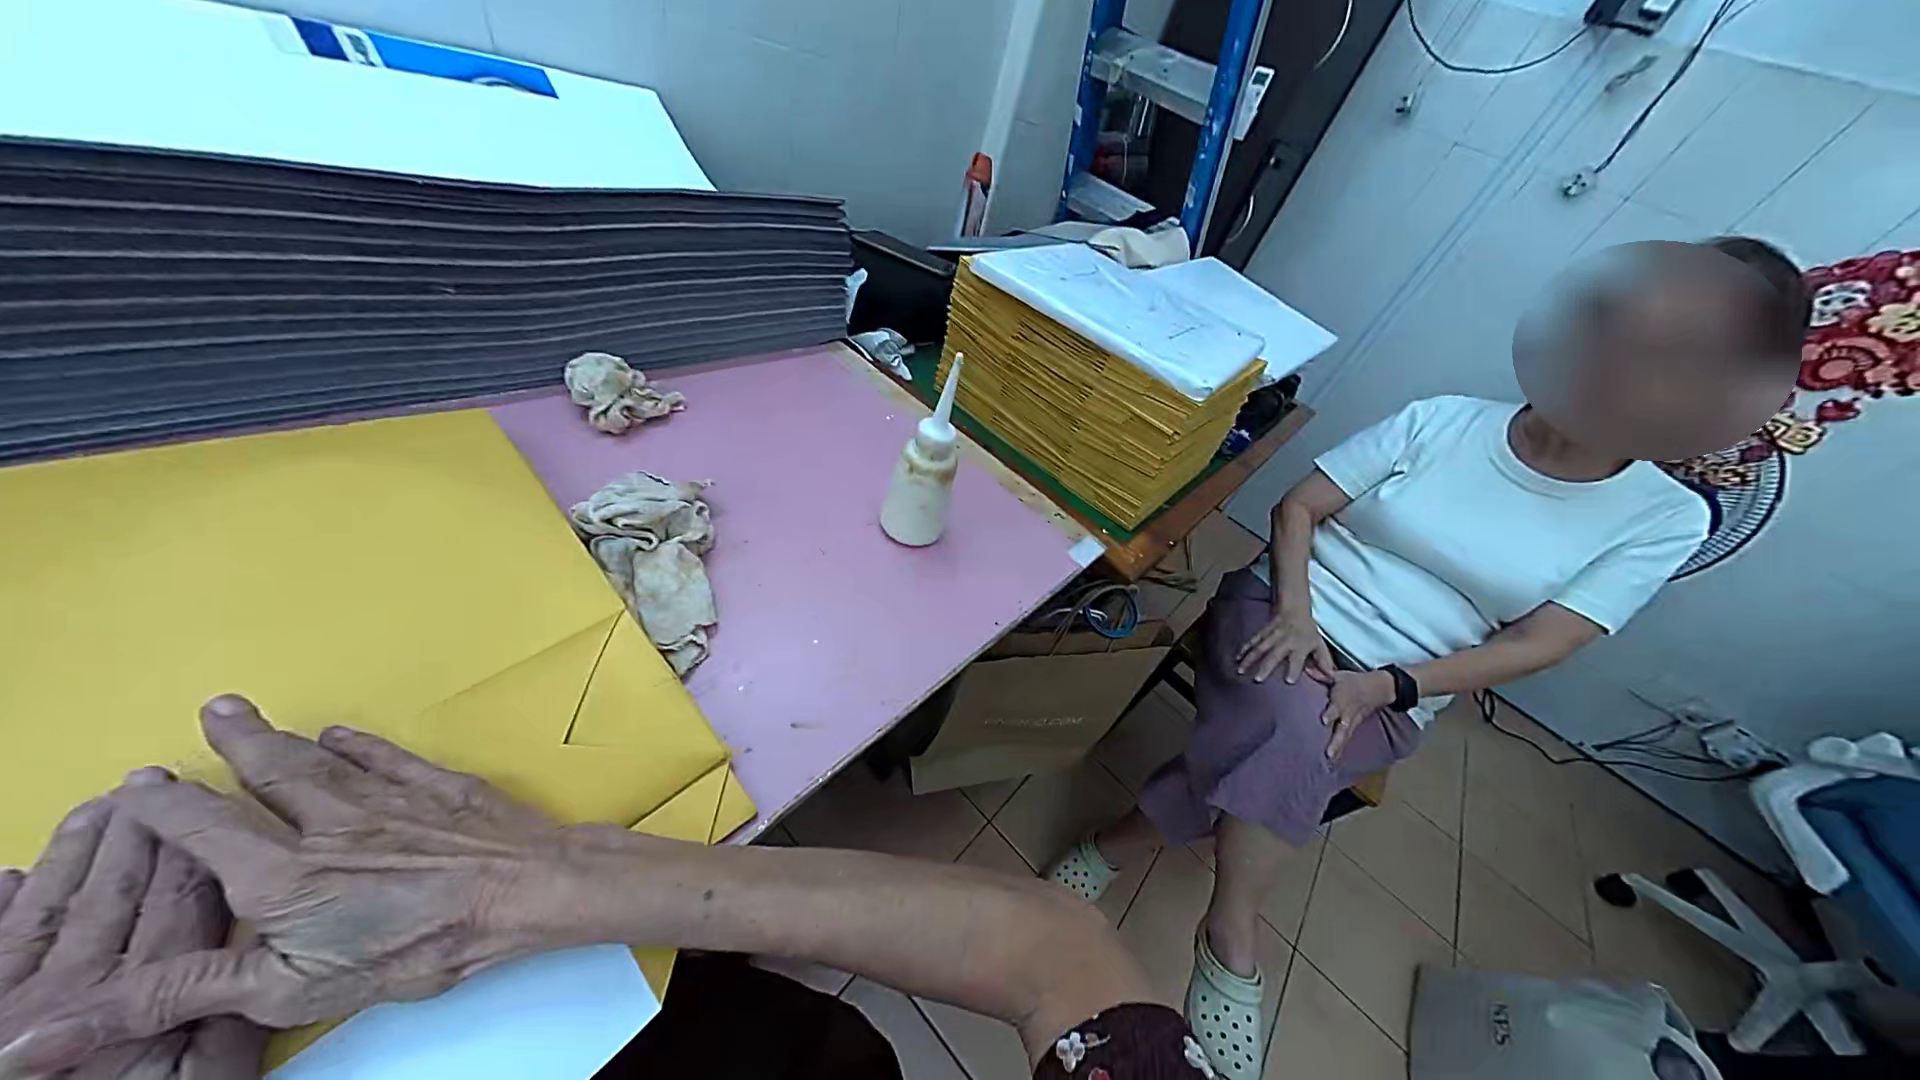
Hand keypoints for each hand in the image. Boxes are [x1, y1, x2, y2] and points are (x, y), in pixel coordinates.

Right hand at [0, 695, 616, 1077]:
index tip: (139, 782)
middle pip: (274, 775)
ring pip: (328, 761)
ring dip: (290, 738)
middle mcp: (335, 824)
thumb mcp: (294, 988)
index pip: (209, 832)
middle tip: (214, 709)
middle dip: (238, 743)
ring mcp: (393, 798)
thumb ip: (179, 995)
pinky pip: (393, 758)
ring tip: (257, 717)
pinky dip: (366, 744)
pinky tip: (347, 733)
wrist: (523, 888)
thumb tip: (34, 1032)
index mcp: (286, 875)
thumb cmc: (421, 943)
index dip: (170, 808)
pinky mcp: (442, 785)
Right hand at [1235, 607, 1333, 683]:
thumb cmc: (1308, 632)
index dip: (1294, 669)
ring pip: (1259, 648)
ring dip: (1249, 659)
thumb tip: (1331, 679)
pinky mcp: (1262, 632)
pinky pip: (1252, 641)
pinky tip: (1236, 658)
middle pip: (1274, 655)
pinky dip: (1244, 649)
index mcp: (1300, 646)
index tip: (1288, 681)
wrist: (1294, 610)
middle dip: (1266, 667)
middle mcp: (1285, 641)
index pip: (1297, 659)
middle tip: (1258, 680)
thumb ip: (1324, 662)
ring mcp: (1272, 636)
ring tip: (1240, 671)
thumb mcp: (1320, 645)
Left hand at [1314, 669, 1396, 760]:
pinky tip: (1333, 760)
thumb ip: (1320, 674)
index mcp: (1343, 699)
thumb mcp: (1338, 675)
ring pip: (1345, 736)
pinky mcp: (1354, 726)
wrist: (1380, 688)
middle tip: (1327, 753)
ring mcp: (1352, 721)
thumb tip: (1305, 667)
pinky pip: (1347, 738)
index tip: (1324, 720)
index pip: (1336, 707)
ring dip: (1337, 748)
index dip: (1331, 714)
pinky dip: (1341, 749)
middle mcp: (1348, 713)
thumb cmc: (1354, 681)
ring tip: (1329, 760)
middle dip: (1335, 741)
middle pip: (1342, 728)